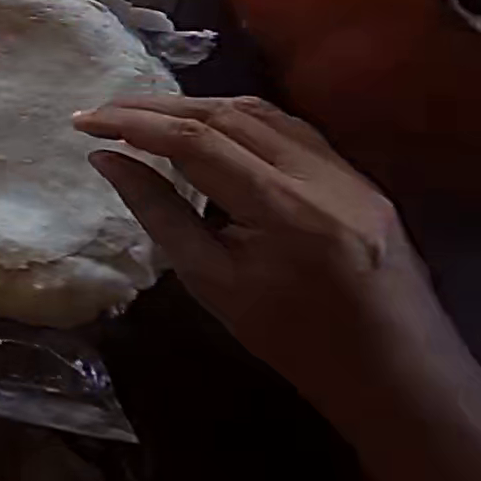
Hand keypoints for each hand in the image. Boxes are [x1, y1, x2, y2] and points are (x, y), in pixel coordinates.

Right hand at [73, 95, 448, 410]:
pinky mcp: (356, 180)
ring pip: (257, 113)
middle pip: (225, 116)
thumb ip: (154, 208)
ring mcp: (350, 177)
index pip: (195, 142)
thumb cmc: (289, 334)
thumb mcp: (205, 275)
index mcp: (288, 212)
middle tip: (97, 113)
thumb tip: (103, 157)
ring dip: (187, 105)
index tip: (80, 122)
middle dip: (150, 108)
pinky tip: (194, 124)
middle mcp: (327, 182)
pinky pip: (285, 127)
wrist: (399, 376)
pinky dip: (227, 115)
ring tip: (136, 114)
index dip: (129, 123)